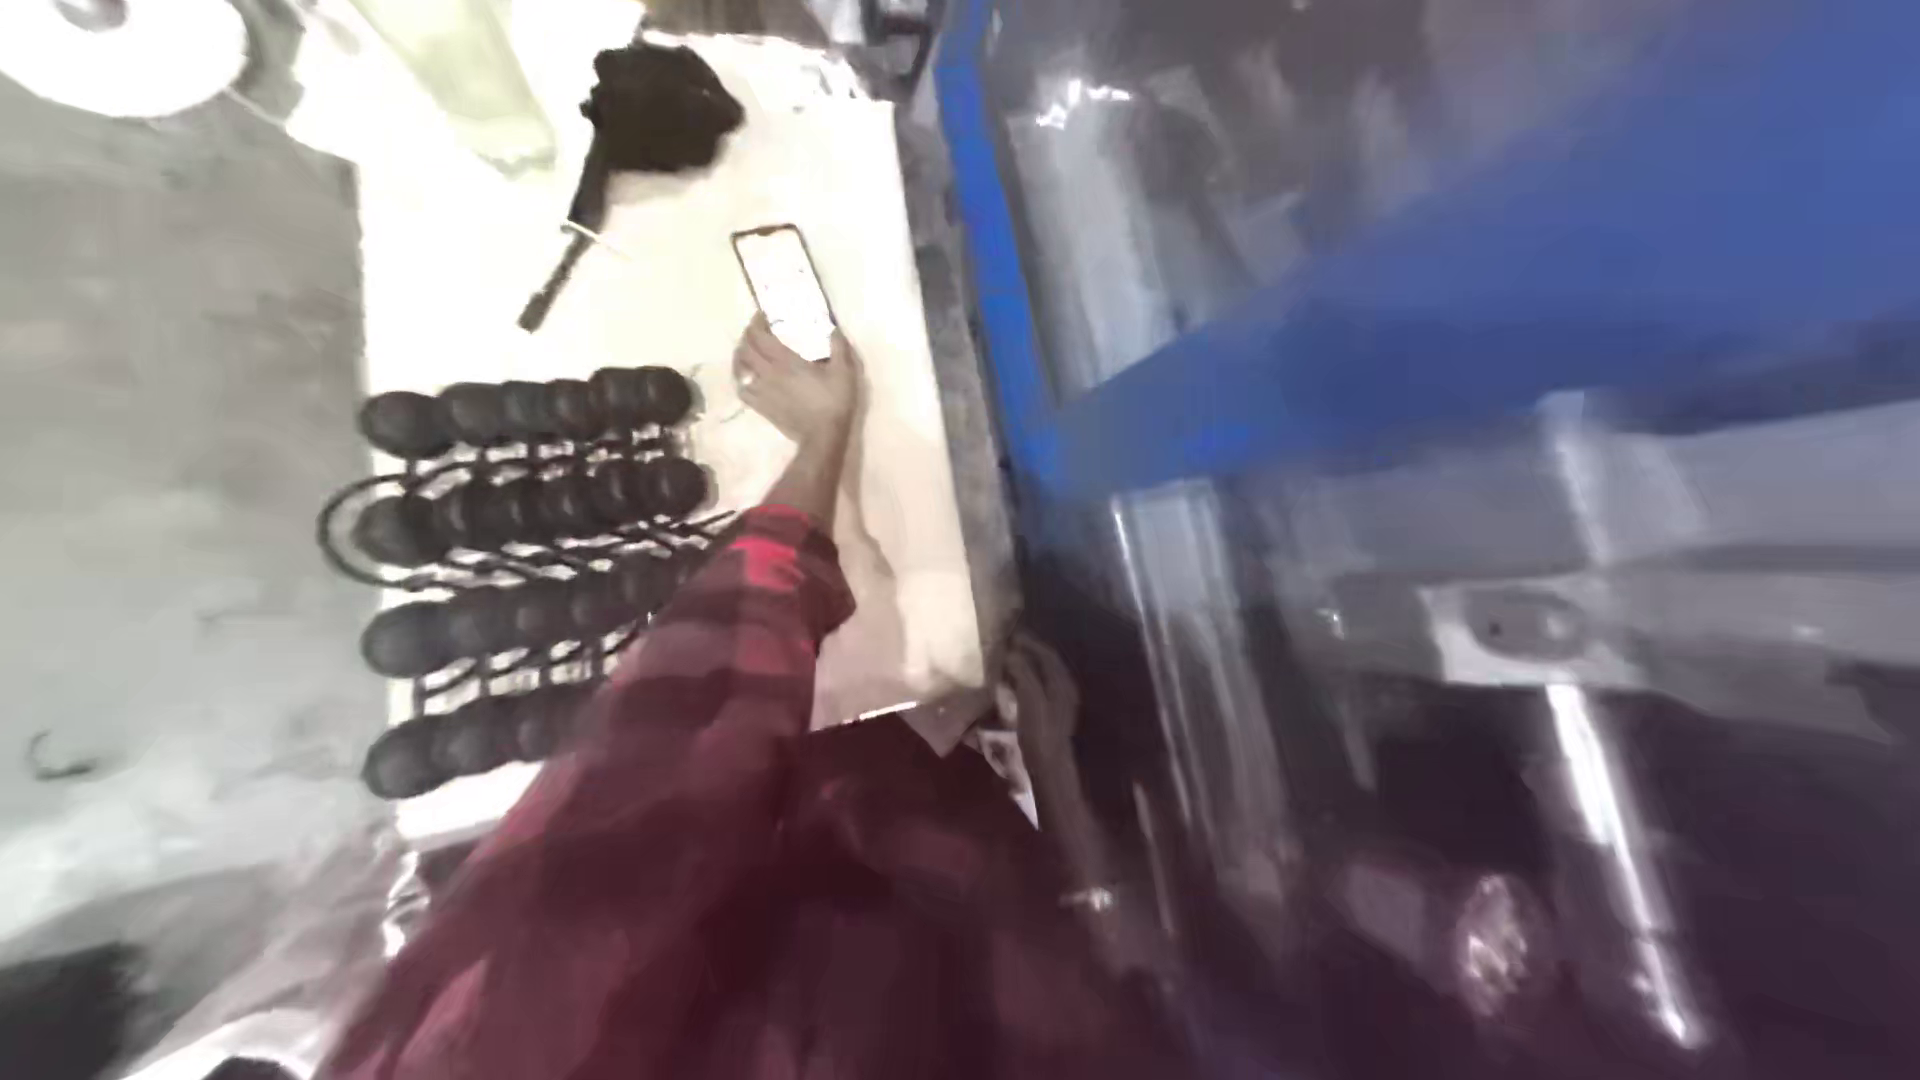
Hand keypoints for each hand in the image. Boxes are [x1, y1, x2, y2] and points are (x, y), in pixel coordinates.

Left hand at [733, 315, 861, 448]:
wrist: (823, 436)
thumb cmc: (834, 403)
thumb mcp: (844, 372)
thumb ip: (838, 347)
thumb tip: (833, 328)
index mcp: (785, 361)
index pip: (759, 336)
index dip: (756, 322)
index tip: (763, 316)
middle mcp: (768, 373)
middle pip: (745, 348)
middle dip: (747, 335)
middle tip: (757, 332)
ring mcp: (762, 391)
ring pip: (739, 368)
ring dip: (740, 355)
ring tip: (749, 352)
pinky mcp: (761, 406)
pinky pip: (742, 389)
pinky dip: (742, 379)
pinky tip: (748, 378)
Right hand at [1001, 631, 1079, 765]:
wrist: (1051, 770)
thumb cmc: (1040, 734)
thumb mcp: (1030, 701)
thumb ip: (1024, 674)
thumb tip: (1012, 652)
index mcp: (1062, 683)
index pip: (1047, 654)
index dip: (1030, 642)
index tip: (1011, 636)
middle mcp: (1065, 689)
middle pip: (1047, 663)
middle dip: (1029, 652)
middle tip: (1008, 646)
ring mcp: (1060, 703)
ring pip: (1044, 675)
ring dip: (1027, 666)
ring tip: (1008, 662)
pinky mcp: (1052, 715)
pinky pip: (1039, 688)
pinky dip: (1026, 680)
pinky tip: (1013, 685)